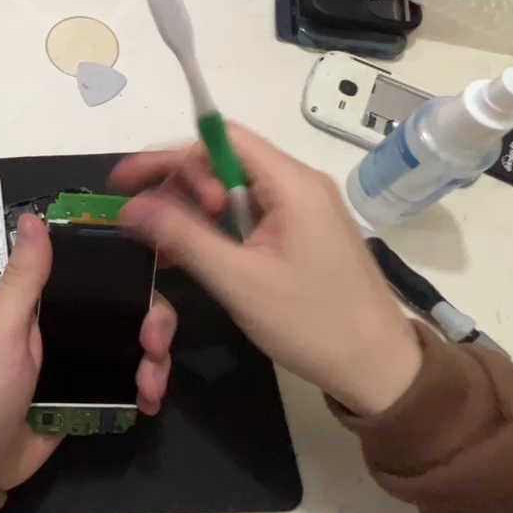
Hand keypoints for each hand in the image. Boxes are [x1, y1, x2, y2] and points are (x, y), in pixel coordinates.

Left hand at [0, 213, 176, 489]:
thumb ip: (22, 278)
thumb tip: (35, 218)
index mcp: (38, 299)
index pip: (91, 270)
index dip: (124, 269)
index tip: (149, 278)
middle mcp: (61, 323)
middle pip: (122, 307)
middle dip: (151, 320)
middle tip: (155, 345)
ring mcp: (77, 360)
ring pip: (131, 344)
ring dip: (153, 359)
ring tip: (152, 385)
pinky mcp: (88, 395)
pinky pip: (126, 382)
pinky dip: (144, 388)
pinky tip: (149, 401)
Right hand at [111, 124, 421, 415]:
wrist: (381, 372)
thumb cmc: (313, 323)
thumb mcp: (238, 280)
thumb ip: (182, 235)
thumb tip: (131, 206)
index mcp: (291, 184)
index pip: (220, 140)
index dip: (171, 156)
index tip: (132, 183)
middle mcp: (299, 184)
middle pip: (223, 159)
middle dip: (180, 185)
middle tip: (149, 222)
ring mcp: (302, 208)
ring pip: (232, 187)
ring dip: (193, 209)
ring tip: (164, 244)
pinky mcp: (301, 232)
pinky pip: (247, 213)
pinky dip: (215, 226)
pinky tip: (191, 252)